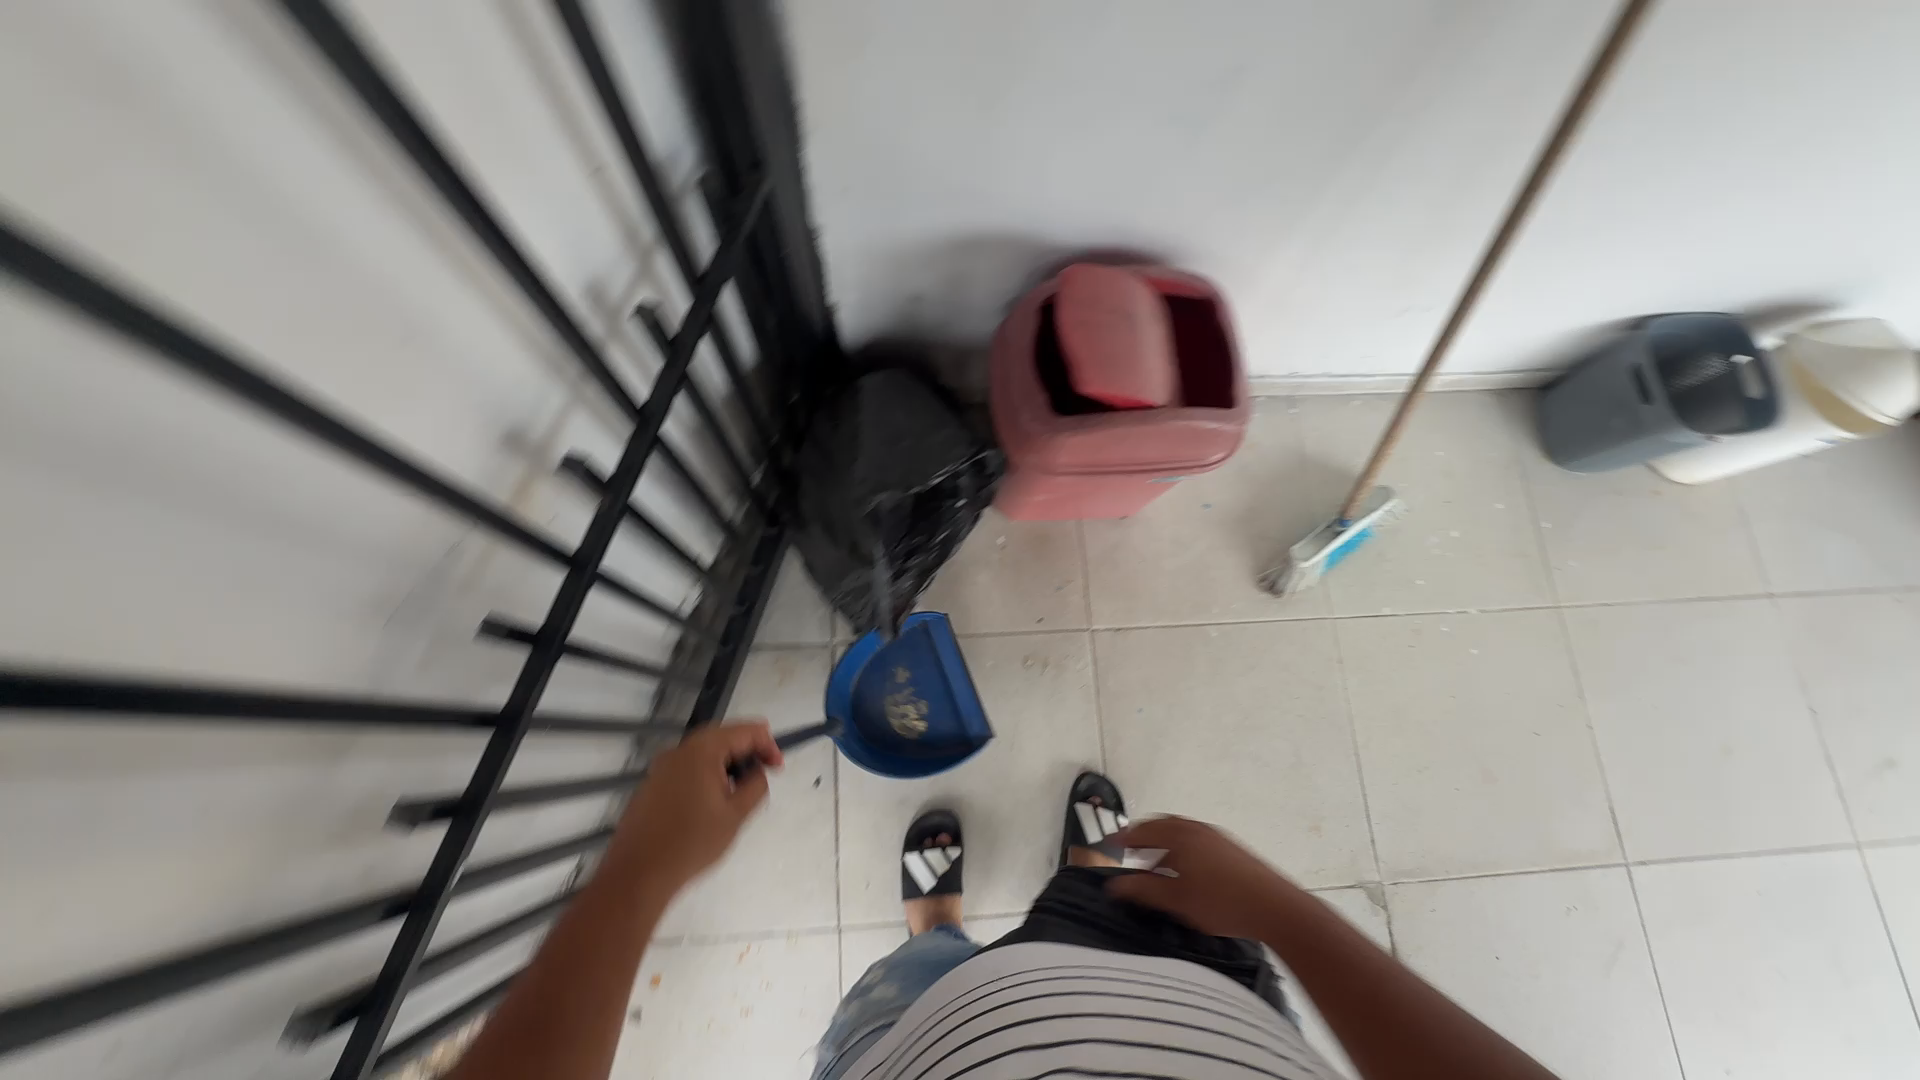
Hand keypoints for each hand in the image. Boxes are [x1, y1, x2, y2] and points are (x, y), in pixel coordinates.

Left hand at [606, 719, 782, 895]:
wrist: (636, 875)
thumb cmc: (691, 843)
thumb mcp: (735, 815)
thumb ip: (755, 785)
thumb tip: (757, 771)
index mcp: (701, 751)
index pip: (744, 731)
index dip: (767, 744)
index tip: (778, 768)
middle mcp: (679, 751)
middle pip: (722, 737)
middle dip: (747, 751)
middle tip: (765, 773)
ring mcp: (661, 768)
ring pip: (704, 753)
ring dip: (727, 764)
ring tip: (741, 790)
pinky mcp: (652, 786)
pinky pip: (687, 769)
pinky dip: (707, 775)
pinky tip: (712, 801)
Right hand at [1105, 816, 1300, 938]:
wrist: (1276, 908)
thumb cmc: (1221, 903)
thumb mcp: (1176, 900)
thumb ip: (1143, 889)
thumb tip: (1113, 884)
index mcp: (1179, 835)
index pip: (1141, 831)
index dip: (1122, 838)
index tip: (1108, 844)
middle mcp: (1195, 828)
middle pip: (1161, 826)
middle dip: (1142, 838)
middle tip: (1129, 853)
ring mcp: (1215, 836)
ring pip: (1179, 833)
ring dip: (1162, 843)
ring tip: (1154, 864)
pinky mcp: (1229, 848)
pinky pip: (1195, 839)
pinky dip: (1180, 848)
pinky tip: (1183, 871)